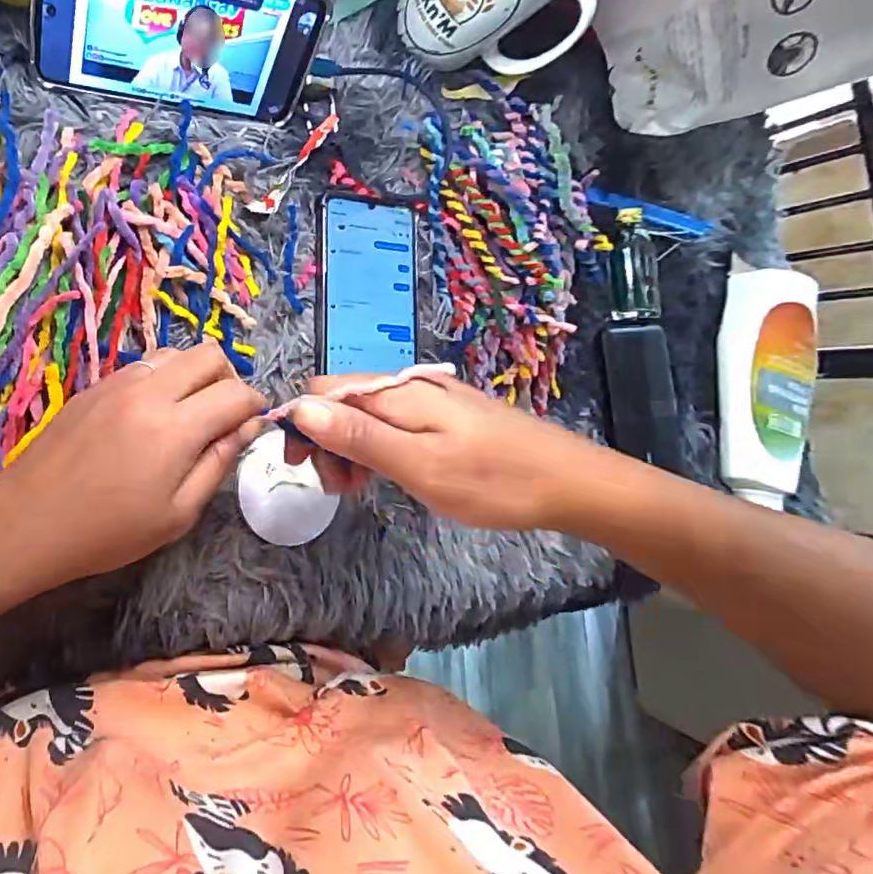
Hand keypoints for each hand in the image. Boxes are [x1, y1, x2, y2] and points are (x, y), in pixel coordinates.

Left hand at [0, 343, 265, 585]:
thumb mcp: (176, 514)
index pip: (235, 392)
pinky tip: (149, 416)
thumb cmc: (107, 532)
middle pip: (208, 354)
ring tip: (187, 413)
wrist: (27, 522)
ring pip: (174, 353)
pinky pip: (141, 365)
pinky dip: (161, 379)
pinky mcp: (94, 386)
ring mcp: (117, 383)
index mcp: (175, 428)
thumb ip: (218, 463)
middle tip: (223, 415)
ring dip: (193, 374)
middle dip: (229, 379)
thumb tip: (249, 426)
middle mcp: (148, 391)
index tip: (253, 424)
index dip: (255, 405)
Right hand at [283, 371, 635, 531]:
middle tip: (342, 488)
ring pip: (364, 412)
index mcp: (395, 394)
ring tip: (363, 487)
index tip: (304, 468)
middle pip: (339, 400)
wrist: (572, 483)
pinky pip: (390, 421)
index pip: (321, 391)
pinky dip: (376, 446)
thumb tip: (300, 409)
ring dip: (349, 447)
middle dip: (325, 440)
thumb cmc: (493, 481)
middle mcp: (406, 385)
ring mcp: (427, 397)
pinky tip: (390, 473)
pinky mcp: (444, 412)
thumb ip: (358, 435)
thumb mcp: (419, 466)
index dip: (303, 425)